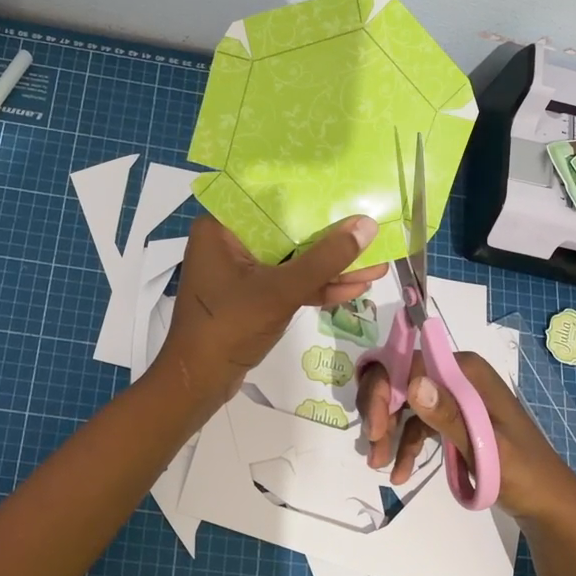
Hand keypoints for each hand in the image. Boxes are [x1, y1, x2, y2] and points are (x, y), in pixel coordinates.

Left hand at [153, 215, 385, 404]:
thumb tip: (367, 225)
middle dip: (332, 238)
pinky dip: (315, 288)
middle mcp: (228, 243)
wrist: (198, 383)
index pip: (272, 199)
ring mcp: (239, 273)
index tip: (351, 192)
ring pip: (291, 261)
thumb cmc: (229, 327)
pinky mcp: (250, 298)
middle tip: (373, 232)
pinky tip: (354, 287)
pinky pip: (286, 284)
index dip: (314, 196)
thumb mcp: (280, 291)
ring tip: (377, 265)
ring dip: (330, 267)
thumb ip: (324, 259)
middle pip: (287, 231)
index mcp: (221, 228)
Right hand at [358, 351, 575, 522]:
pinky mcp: (452, 420)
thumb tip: (413, 384)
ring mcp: (454, 398)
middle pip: (400, 379)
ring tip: (377, 463)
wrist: (546, 502)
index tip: (374, 427)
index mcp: (467, 373)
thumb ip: (449, 417)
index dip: (383, 389)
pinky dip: (402, 446)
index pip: (409, 363)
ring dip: (386, 431)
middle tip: (373, 444)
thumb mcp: (485, 447)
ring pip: (403, 403)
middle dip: (380, 409)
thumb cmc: (523, 473)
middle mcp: (458, 377)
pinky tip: (397, 473)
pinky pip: (415, 425)